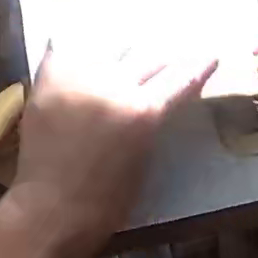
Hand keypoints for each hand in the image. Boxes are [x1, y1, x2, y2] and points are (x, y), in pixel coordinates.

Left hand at [2, 41, 216, 257]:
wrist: (51, 210)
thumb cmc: (106, 201)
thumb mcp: (145, 159)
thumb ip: (152, 121)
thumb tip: (156, 101)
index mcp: (144, 111)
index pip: (180, 77)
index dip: (199, 66)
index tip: (209, 56)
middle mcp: (114, 85)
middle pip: (148, 55)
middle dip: (162, 57)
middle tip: (167, 56)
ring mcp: (78, 79)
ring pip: (109, 47)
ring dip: (121, 51)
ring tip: (124, 51)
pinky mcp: (48, 81)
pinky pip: (64, 50)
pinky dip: (76, 51)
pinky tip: (79, 49)